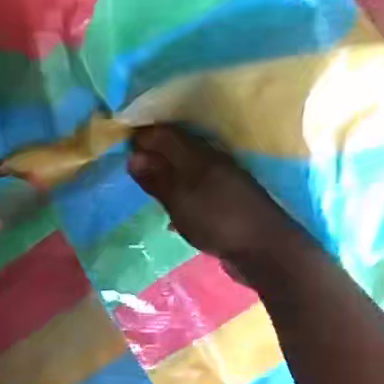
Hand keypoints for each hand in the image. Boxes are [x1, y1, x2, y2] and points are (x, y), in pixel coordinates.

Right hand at [126, 124, 312, 278]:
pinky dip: (179, 193)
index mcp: (200, 154)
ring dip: (166, 173)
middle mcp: (213, 161)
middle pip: (177, 149)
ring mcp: (222, 182)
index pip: (166, 134)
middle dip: (153, 152)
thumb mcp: (180, 200)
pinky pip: (196, 190)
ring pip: (187, 169)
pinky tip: (170, 209)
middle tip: (127, 164)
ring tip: (144, 183)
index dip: (142, 135)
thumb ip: (157, 178)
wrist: (264, 250)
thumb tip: (133, 156)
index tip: (119, 142)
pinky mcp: (226, 202)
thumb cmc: (218, 220)